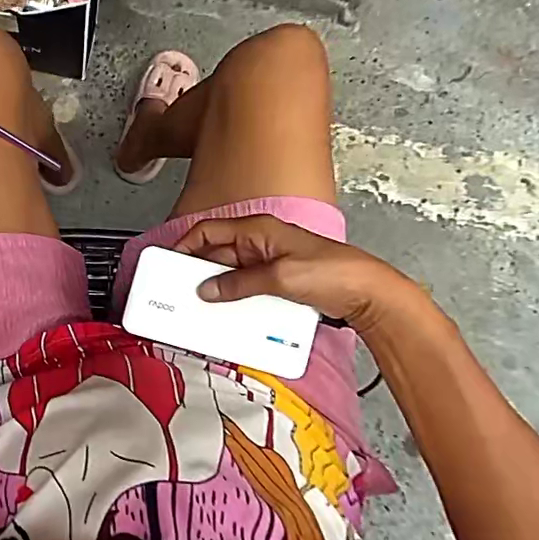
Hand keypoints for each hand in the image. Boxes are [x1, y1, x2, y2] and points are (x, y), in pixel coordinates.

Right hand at [173, 215, 418, 333]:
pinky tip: (227, 310)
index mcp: (258, 229)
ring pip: (227, 271)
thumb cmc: (335, 274)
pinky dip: (231, 296)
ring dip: (214, 286)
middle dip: (196, 270)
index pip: (208, 231)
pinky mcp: (274, 279)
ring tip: (200, 304)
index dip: (185, 245)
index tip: (168, 263)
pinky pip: (242, 285)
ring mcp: (267, 261)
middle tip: (179, 289)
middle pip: (214, 253)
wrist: (370, 294)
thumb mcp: (280, 278)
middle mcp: (259, 241)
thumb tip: (207, 289)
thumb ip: (239, 283)